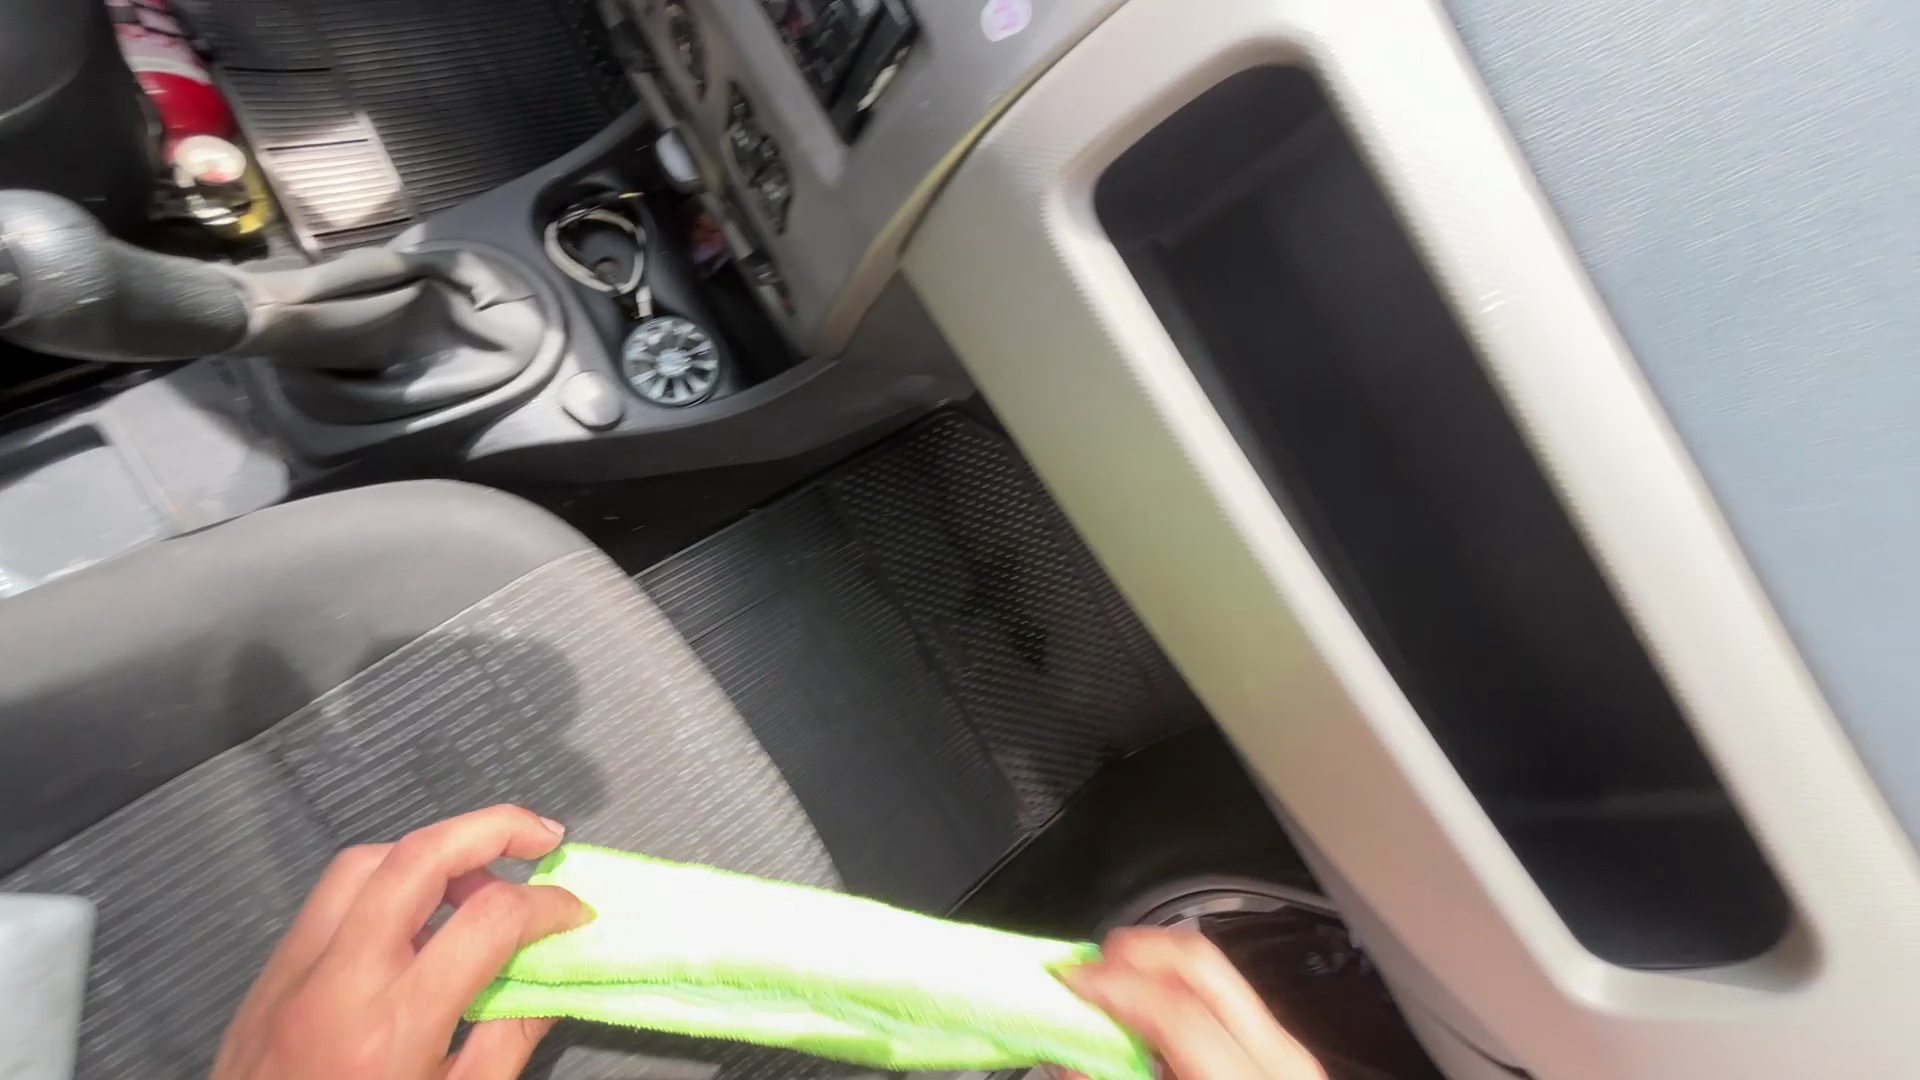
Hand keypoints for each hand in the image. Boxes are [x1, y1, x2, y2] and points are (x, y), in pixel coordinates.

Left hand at [210, 805, 591, 1079]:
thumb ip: (516, 1033)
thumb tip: (563, 963)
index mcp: (392, 1029)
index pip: (489, 920)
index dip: (550, 904)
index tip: (576, 915)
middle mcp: (334, 986)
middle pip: (419, 857)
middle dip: (496, 828)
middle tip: (545, 837)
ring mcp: (288, 978)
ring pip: (367, 862)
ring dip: (437, 851)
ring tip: (479, 878)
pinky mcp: (265, 982)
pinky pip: (332, 899)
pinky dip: (390, 881)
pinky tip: (421, 914)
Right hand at [1060, 926, 1325, 1079]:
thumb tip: (1069, 1060)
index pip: (1177, 1010)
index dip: (1114, 986)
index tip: (1069, 980)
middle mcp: (1277, 1051)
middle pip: (1196, 960)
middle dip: (1131, 951)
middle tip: (1086, 969)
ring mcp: (1279, 1041)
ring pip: (1204, 964)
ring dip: (1147, 964)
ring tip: (1108, 990)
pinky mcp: (1271, 1041)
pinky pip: (1212, 988)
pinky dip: (1168, 984)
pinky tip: (1144, 1015)